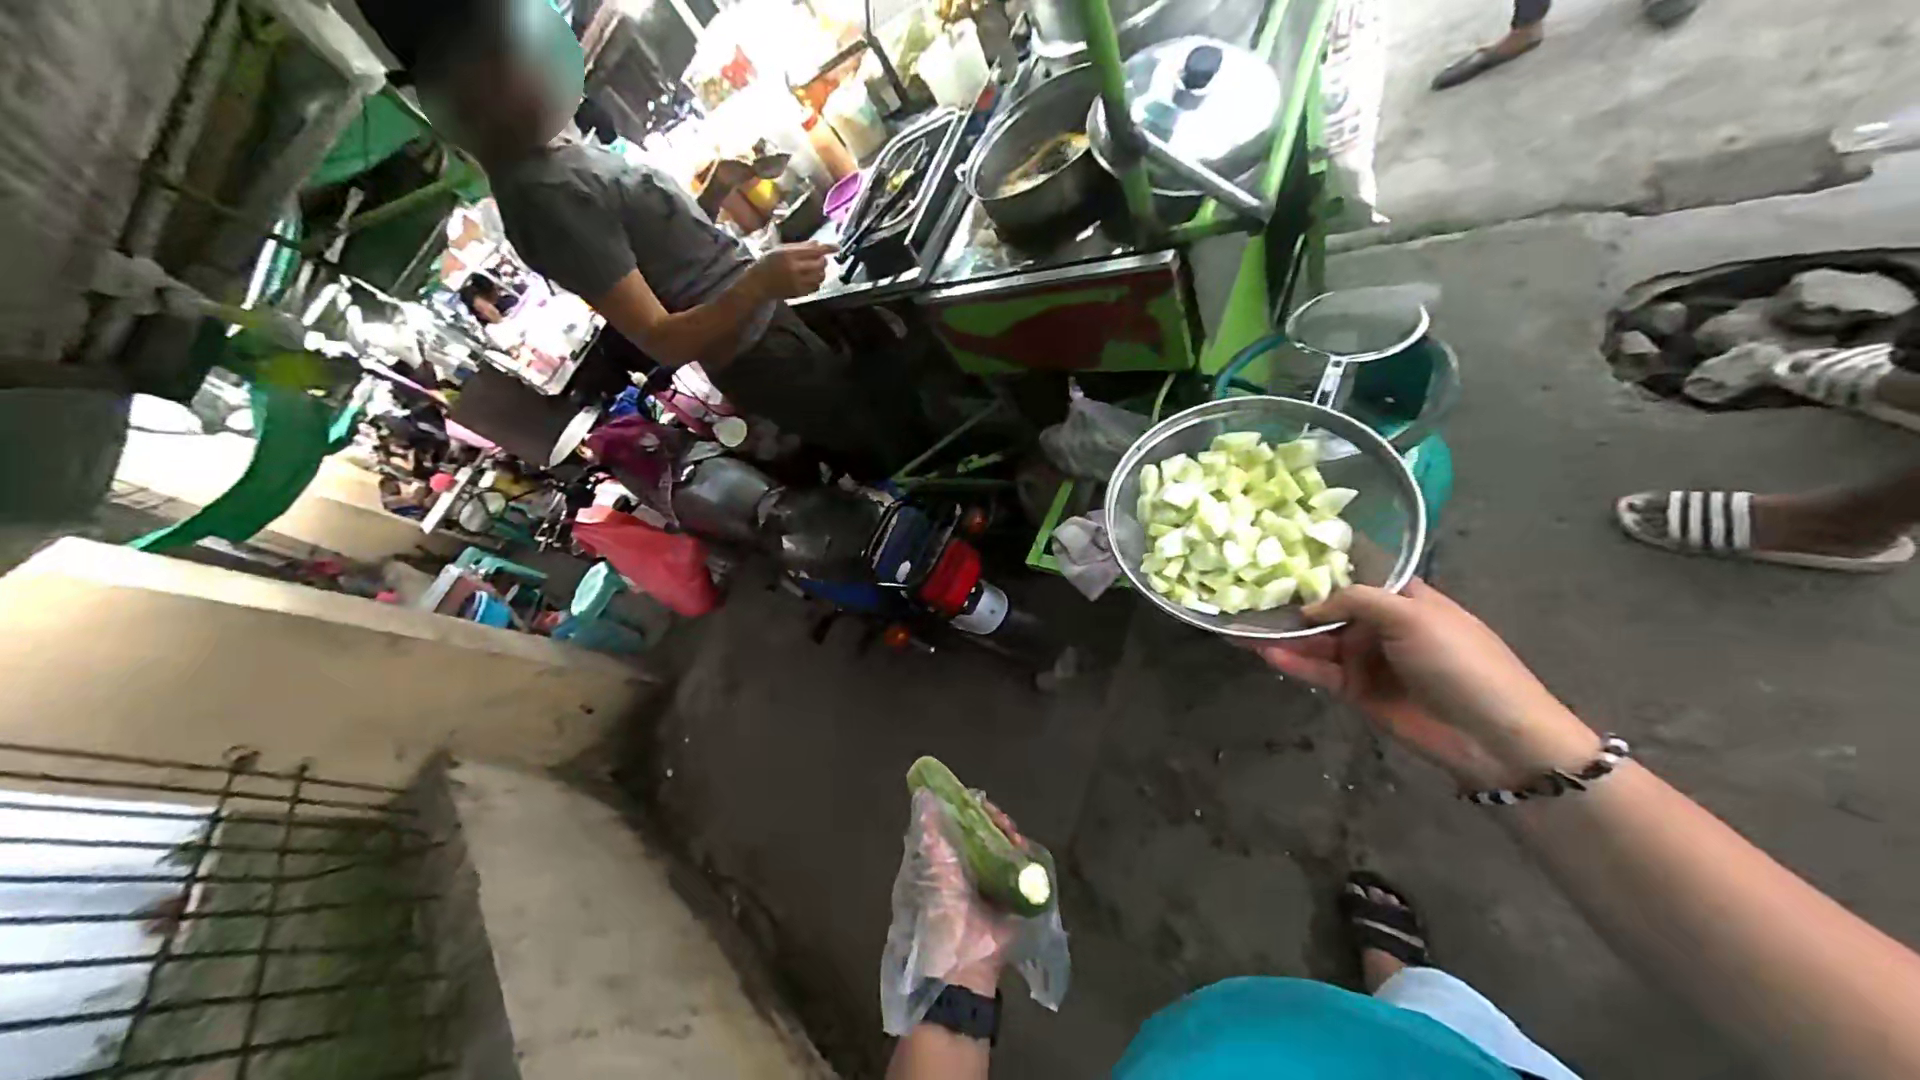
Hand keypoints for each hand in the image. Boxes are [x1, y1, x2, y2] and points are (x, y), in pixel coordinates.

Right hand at [747, 242, 836, 298]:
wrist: (759, 283)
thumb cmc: (769, 263)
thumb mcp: (781, 249)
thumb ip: (801, 247)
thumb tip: (819, 244)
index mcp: (789, 254)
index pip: (814, 250)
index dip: (827, 248)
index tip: (837, 247)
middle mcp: (794, 269)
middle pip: (819, 263)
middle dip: (822, 260)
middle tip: (819, 259)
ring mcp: (798, 282)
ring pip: (820, 276)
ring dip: (821, 271)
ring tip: (814, 268)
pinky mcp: (800, 293)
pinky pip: (816, 287)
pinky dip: (817, 281)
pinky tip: (811, 278)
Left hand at [903, 789, 1021, 993]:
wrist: (963, 962)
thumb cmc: (939, 911)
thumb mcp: (930, 867)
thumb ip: (929, 832)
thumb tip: (923, 792)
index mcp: (943, 860)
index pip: (958, 824)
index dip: (968, 809)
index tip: (977, 802)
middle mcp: (967, 867)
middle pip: (984, 832)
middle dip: (994, 821)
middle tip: (1001, 821)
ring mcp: (990, 881)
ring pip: (1004, 845)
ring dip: (1009, 835)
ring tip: (1013, 835)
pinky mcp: (1012, 896)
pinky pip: (1021, 866)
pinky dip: (1024, 854)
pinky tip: (1023, 849)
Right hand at [1251, 579, 1599, 789]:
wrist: (1492, 735)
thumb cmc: (1461, 662)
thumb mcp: (1414, 616)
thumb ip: (1357, 600)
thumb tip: (1308, 606)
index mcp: (1402, 599)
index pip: (1353, 575)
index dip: (1319, 568)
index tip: (1277, 557)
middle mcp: (1379, 625)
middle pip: (1326, 609)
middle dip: (1290, 604)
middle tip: (1246, 595)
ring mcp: (1366, 659)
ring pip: (1315, 642)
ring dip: (1283, 635)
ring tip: (1243, 627)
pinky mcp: (1355, 691)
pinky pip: (1317, 672)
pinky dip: (1293, 663)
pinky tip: (1266, 653)